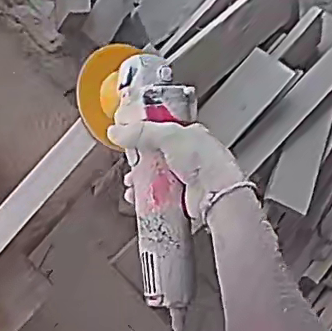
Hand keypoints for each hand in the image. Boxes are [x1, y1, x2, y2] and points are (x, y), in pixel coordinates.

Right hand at [107, 117, 249, 224]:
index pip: (163, 131)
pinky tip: (137, 198)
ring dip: (139, 181)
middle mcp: (189, 157)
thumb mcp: (168, 135)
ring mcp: (186, 179)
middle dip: (139, 162)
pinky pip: (159, 197)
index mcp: (190, 135)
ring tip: (130, 183)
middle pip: (156, 157)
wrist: (216, 193)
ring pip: (156, 178)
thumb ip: (140, 132)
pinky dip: (145, 198)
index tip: (129, 138)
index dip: (144, 134)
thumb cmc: (202, 159)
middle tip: (129, 163)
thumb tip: (115, 131)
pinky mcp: (181, 199)